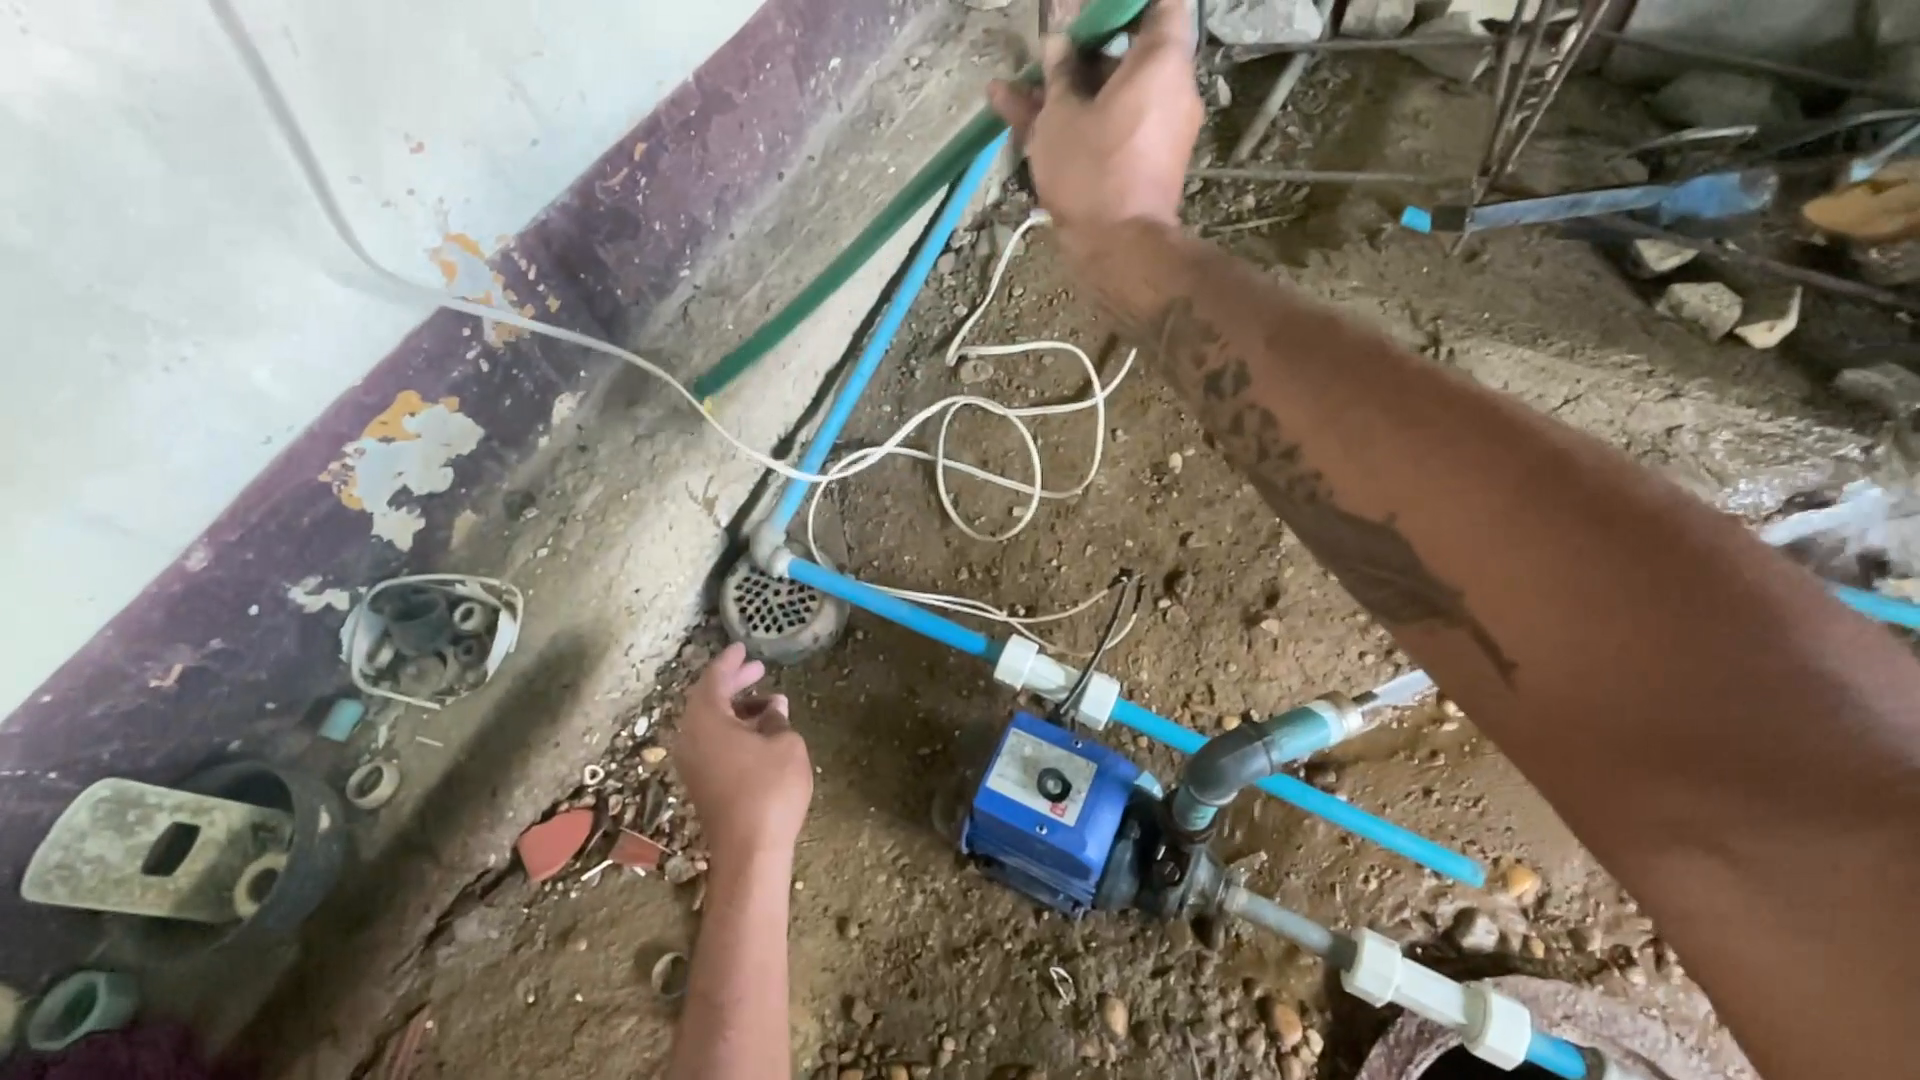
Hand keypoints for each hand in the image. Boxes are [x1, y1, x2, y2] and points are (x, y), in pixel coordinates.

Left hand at [673, 643, 812, 860]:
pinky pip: (713, 742)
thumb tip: (772, 707)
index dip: (730, 662)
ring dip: (738, 709)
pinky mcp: (701, 783)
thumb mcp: (785, 744)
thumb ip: (776, 718)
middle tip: (759, 668)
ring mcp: (692, 763)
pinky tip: (761, 733)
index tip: (743, 647)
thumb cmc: (769, 789)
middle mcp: (690, 738)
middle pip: (708, 700)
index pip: (713, 679)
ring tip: (770, 703)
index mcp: (705, 720)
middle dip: (734, 683)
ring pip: (711, 723)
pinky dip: (734, 730)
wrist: (749, 850)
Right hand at [987, 0, 1202, 232]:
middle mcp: (1169, 89)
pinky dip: (1073, 118)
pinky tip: (1013, 109)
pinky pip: (1107, 124)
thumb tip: (1058, 44)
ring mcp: (1155, 128)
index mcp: (1162, 62)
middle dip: (1083, 48)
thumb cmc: (1093, 172)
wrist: (1118, 249)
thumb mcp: (1061, 117)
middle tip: (1046, 47)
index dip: (1124, 5)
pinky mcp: (1139, 160)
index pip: (1163, 5)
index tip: (1091, 12)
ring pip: (1107, 94)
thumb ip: (1058, 74)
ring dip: (1064, 89)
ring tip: (1012, 85)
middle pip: (1127, 51)